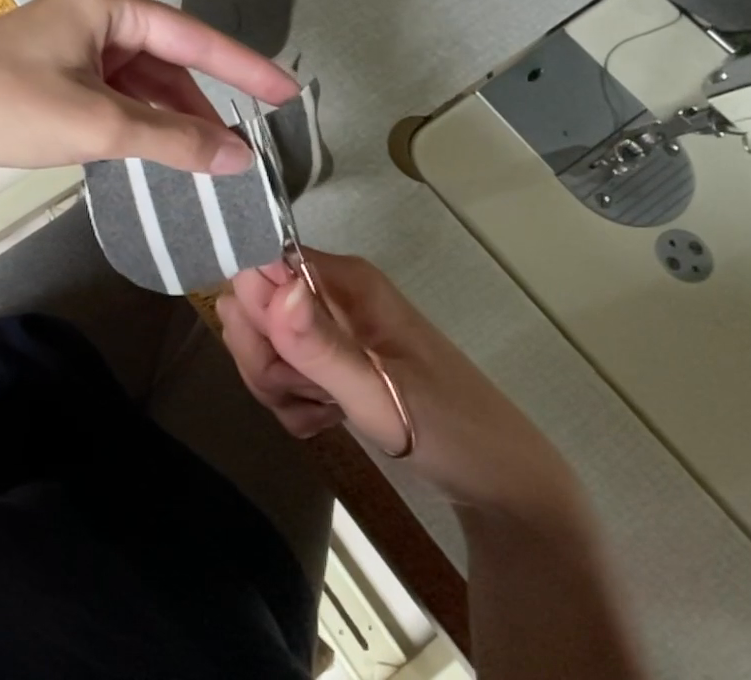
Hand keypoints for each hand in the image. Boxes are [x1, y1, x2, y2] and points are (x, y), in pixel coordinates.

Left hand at [0, 0, 297, 179]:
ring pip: (134, 84)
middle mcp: (88, 16)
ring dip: (163, 121)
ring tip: (197, 163)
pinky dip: (130, 125)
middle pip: (164, 62)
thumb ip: (172, 140)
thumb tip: (238, 156)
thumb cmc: (6, 108)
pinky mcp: (46, 78)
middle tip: (234, 152)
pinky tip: (147, 155)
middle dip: (197, 107)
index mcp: (104, 5)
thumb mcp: (97, 126)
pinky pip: (106, 97)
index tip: (287, 94)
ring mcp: (64, 47)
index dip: (244, 69)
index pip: (194, 36)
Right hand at [218, 251, 580, 518]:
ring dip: (277, 387)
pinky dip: (290, 404)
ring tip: (324, 409)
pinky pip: (276, 375)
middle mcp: (329, 295)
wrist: (499, 482)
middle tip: (306, 392)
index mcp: (344, 281)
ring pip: (258, 346)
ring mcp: (326, 330)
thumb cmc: (452, 430)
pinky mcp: (325, 362)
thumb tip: (264, 287)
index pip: (259, 268)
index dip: (254, 314)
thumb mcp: (382, 395)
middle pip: (251, 310)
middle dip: (263, 359)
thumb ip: (318, 347)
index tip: (280, 359)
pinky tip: (325, 419)